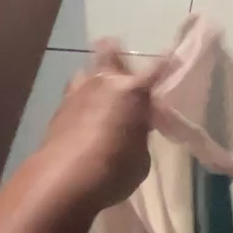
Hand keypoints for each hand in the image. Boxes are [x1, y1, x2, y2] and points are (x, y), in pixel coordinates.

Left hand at [21, 41, 164, 214]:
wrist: (62, 181)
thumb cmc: (113, 171)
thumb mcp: (140, 159)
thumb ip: (140, 135)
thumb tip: (134, 127)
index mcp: (133, 91)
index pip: (157, 69)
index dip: (167, 63)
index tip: (173, 57)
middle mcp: (106, 82)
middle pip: (110, 51)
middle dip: (116, 52)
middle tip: (122, 68)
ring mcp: (79, 91)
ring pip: (87, 70)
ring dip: (95, 78)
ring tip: (99, 93)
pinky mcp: (59, 107)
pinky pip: (74, 93)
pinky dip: (81, 100)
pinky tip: (83, 116)